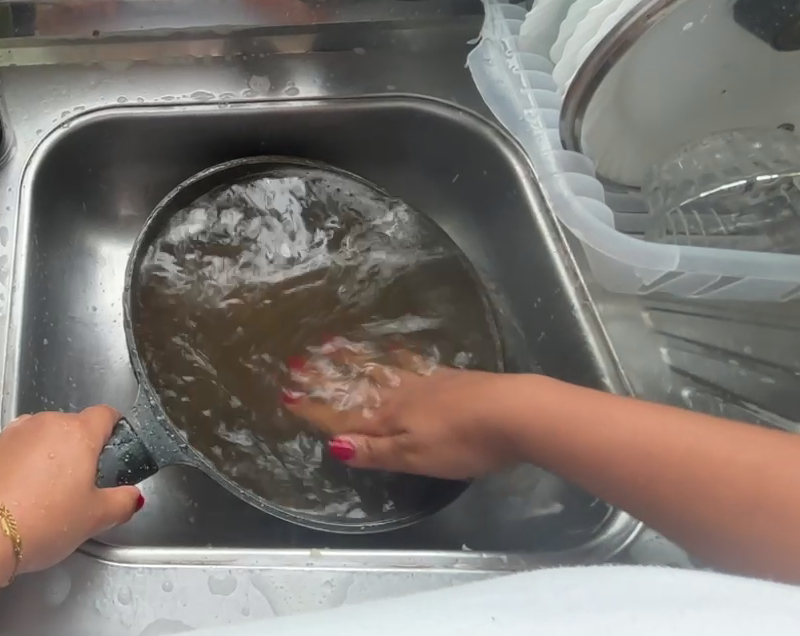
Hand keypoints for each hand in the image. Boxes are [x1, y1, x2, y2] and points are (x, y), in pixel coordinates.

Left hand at [0, 406, 143, 572]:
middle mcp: (49, 421)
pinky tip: (24, 490)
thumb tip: (134, 495)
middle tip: (82, 486)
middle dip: (82, 449)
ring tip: (49, 492)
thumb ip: (120, 503)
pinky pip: (23, 445)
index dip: (114, 426)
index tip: (116, 446)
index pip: (105, 414)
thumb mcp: (93, 519)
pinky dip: (28, 460)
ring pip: (46, 435)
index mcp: (79, 433)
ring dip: (53, 454)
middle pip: (74, 427)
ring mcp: (19, 429)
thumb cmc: (46, 520)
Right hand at [282, 339, 530, 479]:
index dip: (315, 405)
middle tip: (298, 357)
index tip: (285, 391)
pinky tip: (394, 352)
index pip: (344, 412)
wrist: (514, 412)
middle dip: (327, 373)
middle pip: (357, 384)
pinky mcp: (450, 378)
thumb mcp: (415, 455)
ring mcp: (426, 382)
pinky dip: (393, 356)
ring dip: (354, 359)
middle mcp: (400, 393)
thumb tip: (332, 444)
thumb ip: (375, 450)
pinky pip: (409, 363)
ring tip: (332, 342)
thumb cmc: (462, 440)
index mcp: (389, 416)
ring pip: (381, 370)